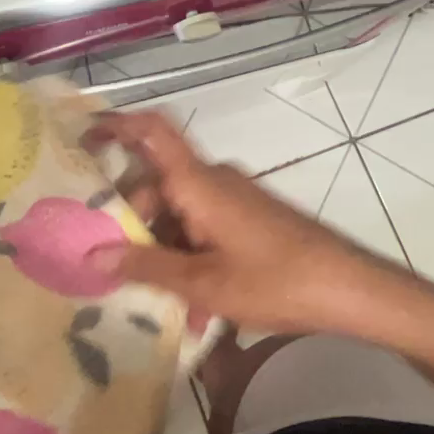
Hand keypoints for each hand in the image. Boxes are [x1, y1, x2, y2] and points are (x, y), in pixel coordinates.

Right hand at [86, 111, 403, 337]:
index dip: (116, 125)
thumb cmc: (273, 280)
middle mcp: (213, 180)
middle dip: (134, 222)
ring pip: (180, 212)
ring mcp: (234, 197)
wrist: (350, 289)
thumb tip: (91, 255)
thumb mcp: (202, 283)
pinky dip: (192, 257)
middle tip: (116, 267)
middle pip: (157, 184)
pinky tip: (198, 308)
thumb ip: (146, 267)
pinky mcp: (249, 217)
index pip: (152, 131)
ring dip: (166, 251)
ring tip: (161, 303)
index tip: (83, 137)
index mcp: (197, 183)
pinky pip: (204, 226)